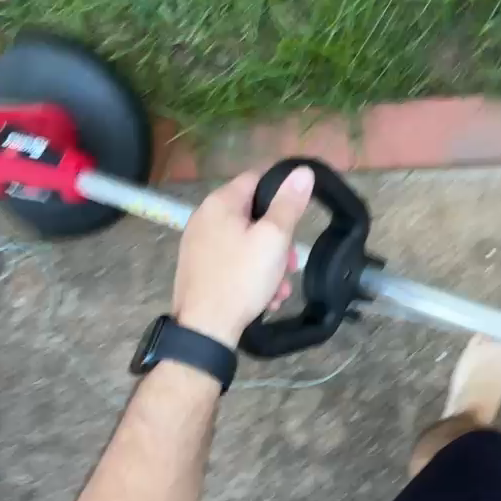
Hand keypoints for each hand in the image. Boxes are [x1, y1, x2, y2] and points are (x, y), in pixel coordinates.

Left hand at [169, 166, 314, 347]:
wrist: (205, 328)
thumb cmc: (241, 279)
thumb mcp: (273, 239)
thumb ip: (289, 204)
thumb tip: (302, 171)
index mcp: (220, 203)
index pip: (257, 178)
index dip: (282, 191)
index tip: (299, 213)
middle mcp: (204, 218)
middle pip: (253, 215)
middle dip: (278, 240)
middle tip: (290, 264)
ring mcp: (199, 244)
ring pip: (246, 242)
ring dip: (269, 263)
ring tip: (278, 288)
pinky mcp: (199, 268)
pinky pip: (233, 261)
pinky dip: (251, 274)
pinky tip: (263, 297)